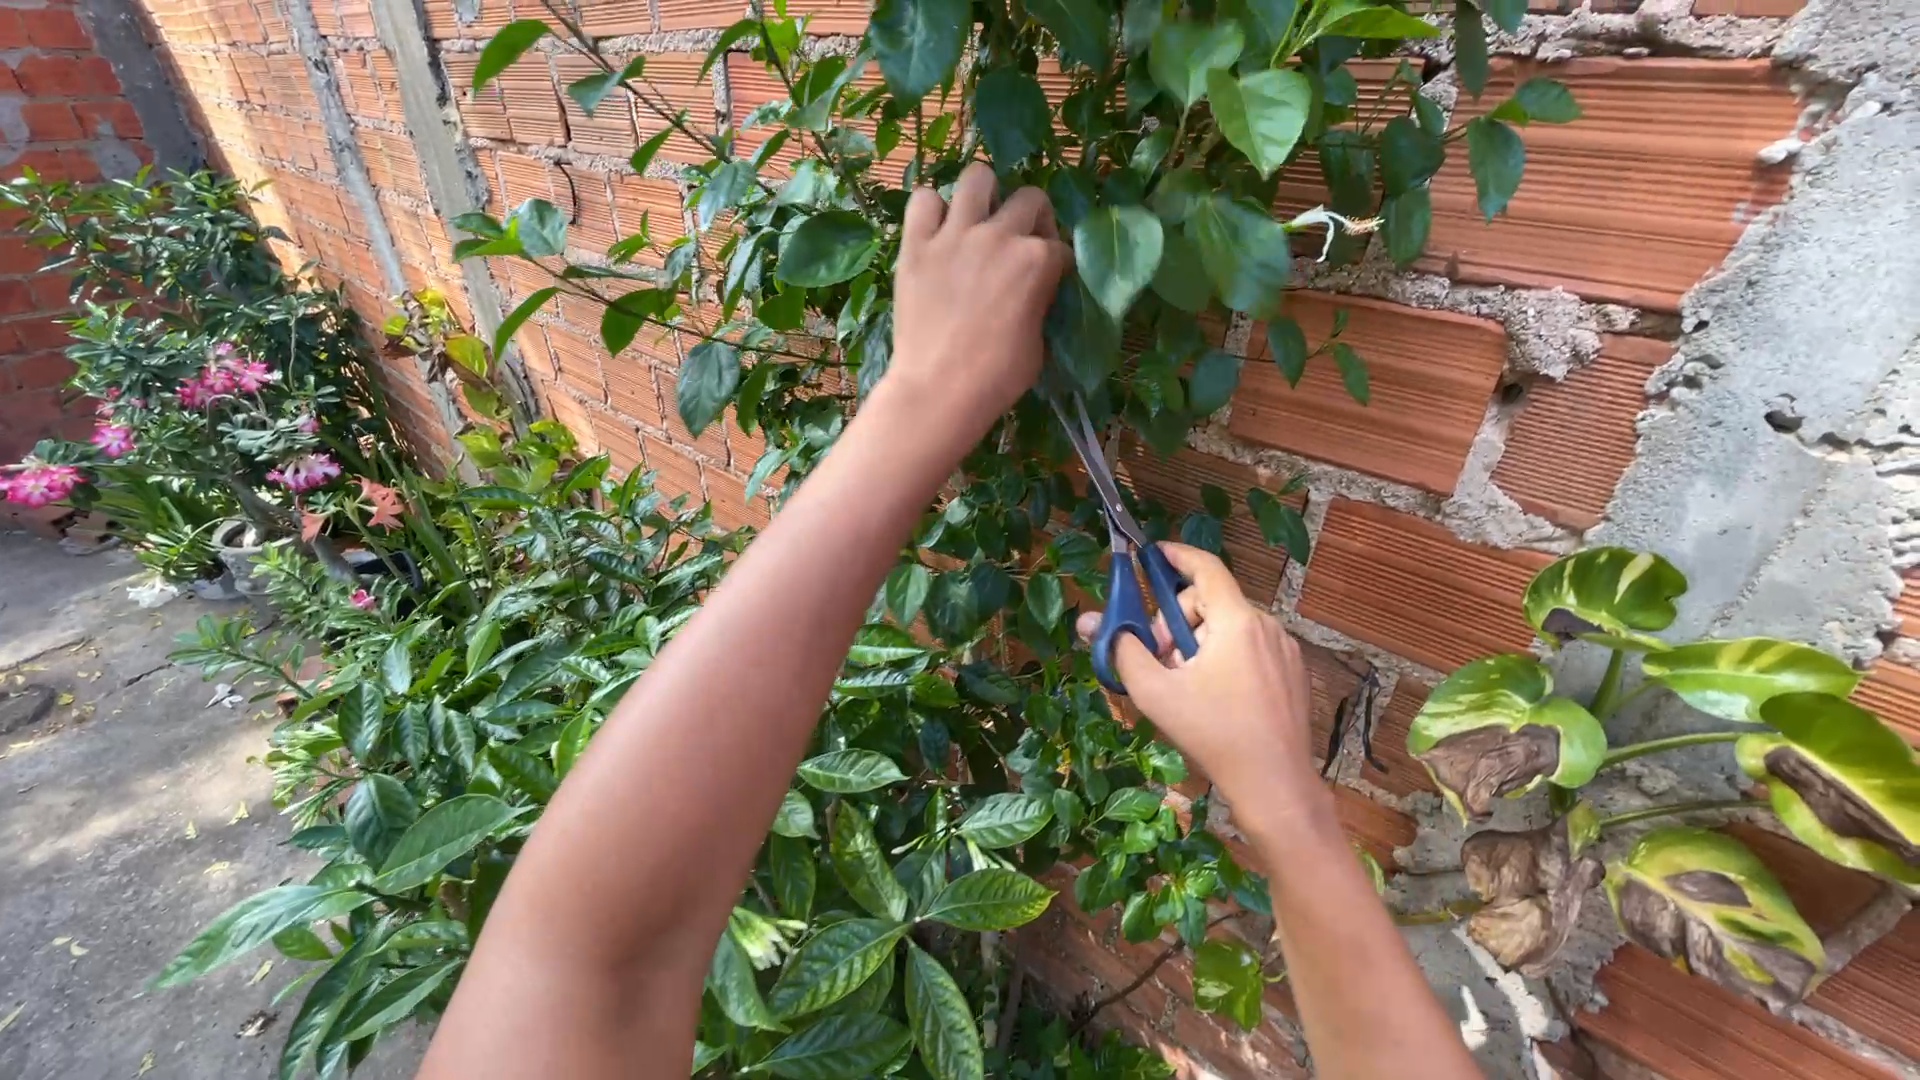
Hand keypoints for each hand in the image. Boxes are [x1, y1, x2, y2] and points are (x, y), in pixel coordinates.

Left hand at [886, 162, 1070, 444]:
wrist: (938, 392)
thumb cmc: (996, 379)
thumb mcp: (1038, 346)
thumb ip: (1040, 306)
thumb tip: (1035, 295)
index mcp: (1038, 262)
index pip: (1061, 247)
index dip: (1057, 264)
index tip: (1048, 279)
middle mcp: (1000, 236)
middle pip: (1030, 200)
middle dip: (1033, 220)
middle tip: (1020, 246)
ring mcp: (956, 235)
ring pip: (977, 177)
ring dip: (984, 195)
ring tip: (979, 221)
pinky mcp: (917, 245)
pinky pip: (923, 201)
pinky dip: (931, 211)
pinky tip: (936, 233)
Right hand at [1076, 543, 1318, 804]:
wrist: (1275, 785)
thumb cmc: (1213, 734)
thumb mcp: (1156, 692)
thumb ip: (1122, 650)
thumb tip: (1090, 622)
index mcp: (1237, 622)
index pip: (1206, 567)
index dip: (1177, 555)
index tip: (1151, 554)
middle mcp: (1266, 626)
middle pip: (1210, 601)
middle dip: (1176, 621)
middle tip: (1159, 658)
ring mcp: (1283, 650)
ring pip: (1227, 626)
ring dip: (1197, 642)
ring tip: (1184, 683)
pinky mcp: (1291, 672)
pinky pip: (1248, 646)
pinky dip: (1222, 656)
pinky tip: (1213, 694)